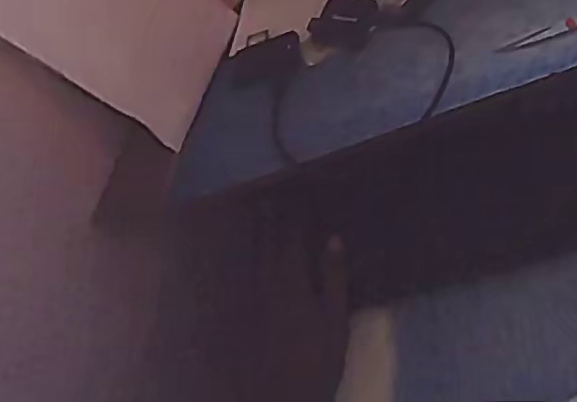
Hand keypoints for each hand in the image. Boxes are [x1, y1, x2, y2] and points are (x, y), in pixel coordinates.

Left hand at [250, 215, 349, 400]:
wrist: (281, 397)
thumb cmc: (316, 359)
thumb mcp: (335, 319)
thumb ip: (333, 275)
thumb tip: (334, 238)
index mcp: (292, 278)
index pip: (293, 236)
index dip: (296, 214)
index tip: (299, 195)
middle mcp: (268, 281)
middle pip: (267, 242)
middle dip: (270, 218)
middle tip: (271, 197)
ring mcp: (252, 299)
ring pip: (252, 257)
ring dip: (255, 235)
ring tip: (255, 215)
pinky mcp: (242, 316)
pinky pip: (241, 279)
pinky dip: (242, 262)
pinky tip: (242, 256)